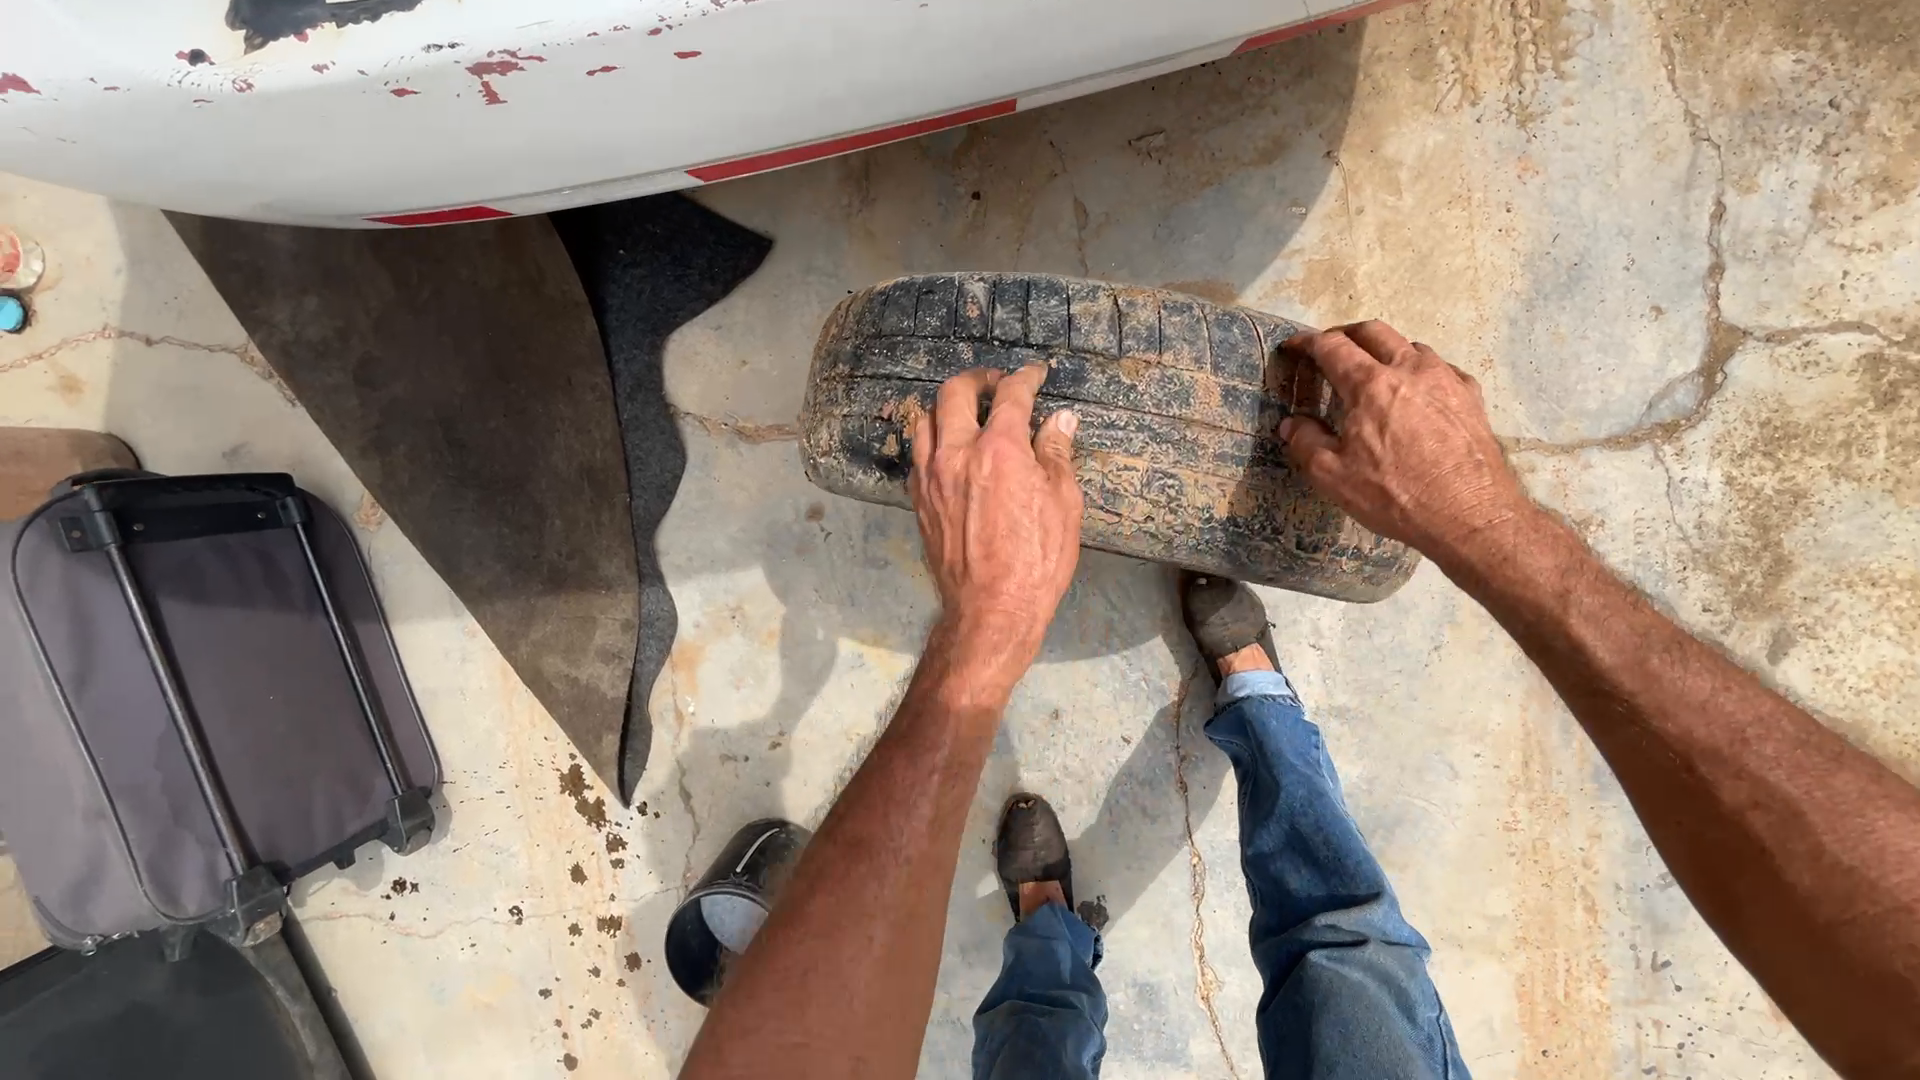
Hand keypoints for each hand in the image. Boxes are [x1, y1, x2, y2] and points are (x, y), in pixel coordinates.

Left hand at [910, 365, 1082, 685]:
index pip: (1010, 395)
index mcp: (999, 449)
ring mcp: (931, 477)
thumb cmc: (1036, 560)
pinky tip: (947, 449)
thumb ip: (1056, 454)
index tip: (1034, 375)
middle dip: (977, 378)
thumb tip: (1060, 420)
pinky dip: (931, 439)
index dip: (1025, 378)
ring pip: (925, 419)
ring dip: (945, 405)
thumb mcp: (1063, 504)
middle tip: (995, 382)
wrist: (991, 608)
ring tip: (965, 410)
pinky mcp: (919, 500)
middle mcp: (957, 453)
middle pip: (954, 393)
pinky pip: (917, 454)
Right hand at [1279, 321, 1534, 564]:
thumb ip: (1305, 441)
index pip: (1332, 346)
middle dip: (1344, 334)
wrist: (1470, 515)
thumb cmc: (1393, 495)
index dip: (1306, 342)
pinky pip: (1439, 368)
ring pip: (1409, 346)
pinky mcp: (1470, 396)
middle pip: (1373, 332)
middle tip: (1327, 349)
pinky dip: (1416, 370)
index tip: (1292, 346)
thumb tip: (1291, 423)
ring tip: (1370, 371)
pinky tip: (1413, 394)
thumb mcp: (1332, 475)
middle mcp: (1410, 370)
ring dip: (1382, 350)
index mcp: (1370, 385)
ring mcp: (1446, 379)